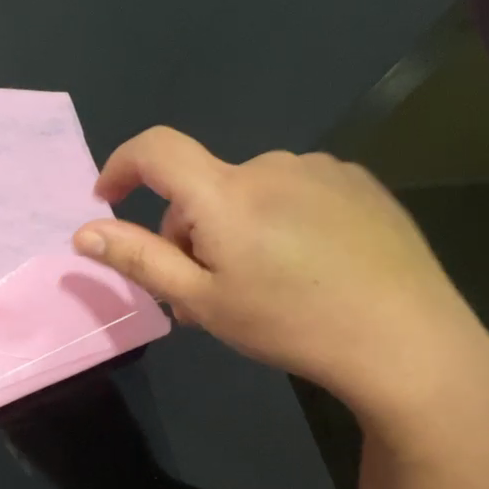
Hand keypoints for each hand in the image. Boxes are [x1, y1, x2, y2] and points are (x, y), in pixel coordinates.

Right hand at [72, 127, 488, 422]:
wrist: (403, 338)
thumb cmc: (288, 322)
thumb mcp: (201, 300)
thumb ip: (139, 259)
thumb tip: (84, 231)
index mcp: (225, 193)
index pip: (156, 150)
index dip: (122, 166)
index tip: (109, 199)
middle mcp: (271, 166)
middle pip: (203, 187)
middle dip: (188, 231)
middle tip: (203, 292)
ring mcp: (321, 170)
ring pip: (248, 193)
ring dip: (234, 228)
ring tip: (260, 285)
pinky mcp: (359, 184)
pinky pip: (293, 193)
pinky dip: (278, 221)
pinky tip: (307, 267)